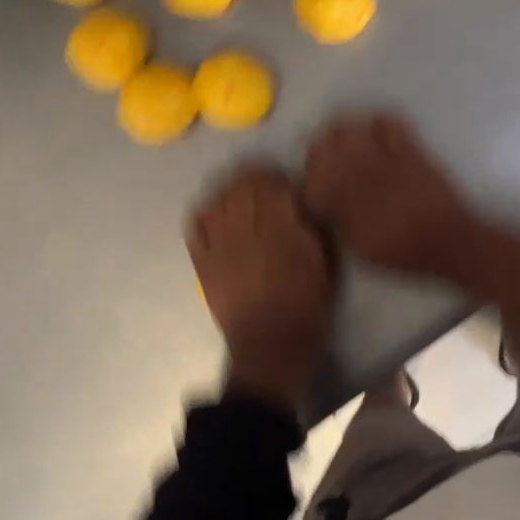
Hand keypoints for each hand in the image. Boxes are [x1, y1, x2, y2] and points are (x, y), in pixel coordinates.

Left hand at [186, 165, 332, 410]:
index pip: (272, 185)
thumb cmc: (306, 305)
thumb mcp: (324, 262)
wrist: (270, 342)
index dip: (279, 177)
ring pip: (217, 199)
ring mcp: (220, 245)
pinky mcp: (202, 261)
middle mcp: (246, 229)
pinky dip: (205, 211)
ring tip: (240, 191)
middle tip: (264, 181)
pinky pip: (196, 225)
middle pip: (242, 186)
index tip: (287, 181)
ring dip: (229, 189)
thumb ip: (312, 227)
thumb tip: (302, 203)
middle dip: (254, 178)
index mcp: (280, 229)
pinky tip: (215, 210)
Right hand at [304, 113, 519, 321]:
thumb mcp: (364, 249)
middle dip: (320, 147)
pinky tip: (372, 125)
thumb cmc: (407, 252)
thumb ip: (340, 223)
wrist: (453, 241)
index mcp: (352, 204)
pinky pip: (391, 125)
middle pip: (331, 147)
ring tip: (339, 134)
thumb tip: (323, 201)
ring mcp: (391, 160)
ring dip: (342, 129)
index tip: (310, 176)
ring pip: (355, 131)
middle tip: (319, 152)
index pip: (317, 176)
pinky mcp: (413, 151)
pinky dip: (377, 121)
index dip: (310, 173)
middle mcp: (366, 176)